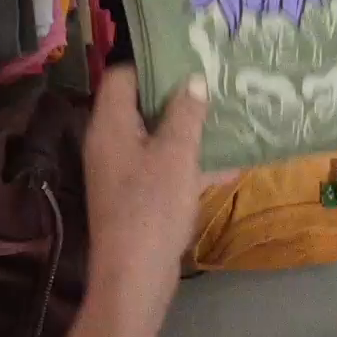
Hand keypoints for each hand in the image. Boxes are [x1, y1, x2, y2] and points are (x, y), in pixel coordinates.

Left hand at [81, 67, 209, 311]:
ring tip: (224, 114)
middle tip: (212, 82)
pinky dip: (188, 161)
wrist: (134, 278)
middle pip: (139, 104)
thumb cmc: (152, 208)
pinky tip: (226, 163)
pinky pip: (162, 165)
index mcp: (110, 125)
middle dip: (176, 95)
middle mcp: (110, 142)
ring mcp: (121, 170)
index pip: (121, 76)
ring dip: (186, 128)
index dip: (151, 64)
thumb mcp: (176, 154)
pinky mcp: (135, 195)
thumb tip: (194, 80)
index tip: (186, 58)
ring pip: (155, 136)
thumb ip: (185, 114)